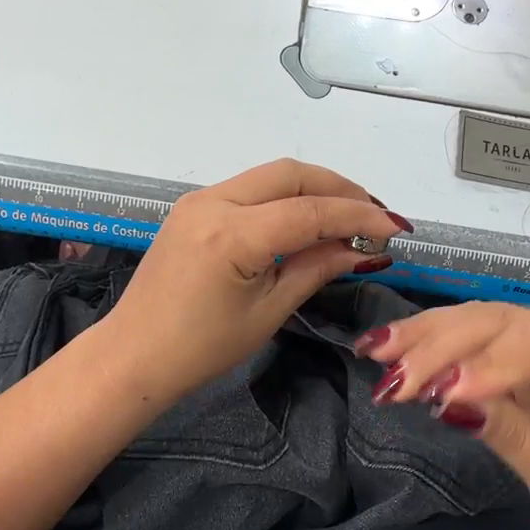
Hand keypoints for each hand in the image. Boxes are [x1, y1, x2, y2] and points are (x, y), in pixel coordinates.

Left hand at [98, 159, 410, 405]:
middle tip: (376, 215)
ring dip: (314, 188)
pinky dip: (286, 196)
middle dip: (340, 188)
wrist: (133, 354)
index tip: (395, 228)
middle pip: (291, 175)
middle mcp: (214, 201)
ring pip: (271, 175)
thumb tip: (363, 248)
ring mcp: (200, 198)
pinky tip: (310, 217)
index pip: (309, 211)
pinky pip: (251, 188)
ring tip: (352, 214)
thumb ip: (316, 268)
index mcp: (231, 234)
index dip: (357, 216)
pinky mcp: (195, 205)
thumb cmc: (201, 349)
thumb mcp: (267, 312)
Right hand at [356, 302, 529, 529]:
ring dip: (423, 335)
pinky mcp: (520, 336)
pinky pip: (472, 329)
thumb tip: (452, 403)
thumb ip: (514, 437)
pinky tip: (394, 346)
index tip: (440, 393)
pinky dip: (431, 338)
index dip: (486, 361)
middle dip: (439, 346)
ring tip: (375, 350)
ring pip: (476, 317)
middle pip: (496, 321)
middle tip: (388, 376)